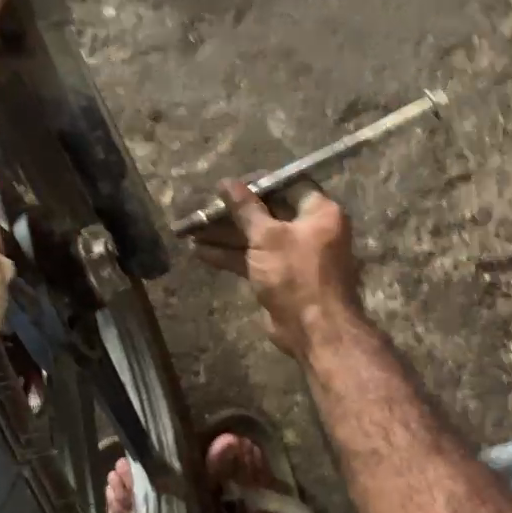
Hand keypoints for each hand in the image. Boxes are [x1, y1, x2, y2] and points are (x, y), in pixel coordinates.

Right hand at [192, 180, 361, 357]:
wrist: (314, 329)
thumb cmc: (296, 274)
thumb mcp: (267, 236)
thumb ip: (246, 209)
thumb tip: (227, 183)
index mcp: (319, 212)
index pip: (288, 185)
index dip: (257, 184)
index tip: (229, 186)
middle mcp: (310, 230)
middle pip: (267, 213)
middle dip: (233, 213)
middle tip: (203, 209)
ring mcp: (294, 255)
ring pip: (256, 238)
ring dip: (226, 235)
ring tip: (192, 232)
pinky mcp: (280, 277)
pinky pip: (253, 259)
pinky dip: (230, 256)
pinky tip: (201, 253)